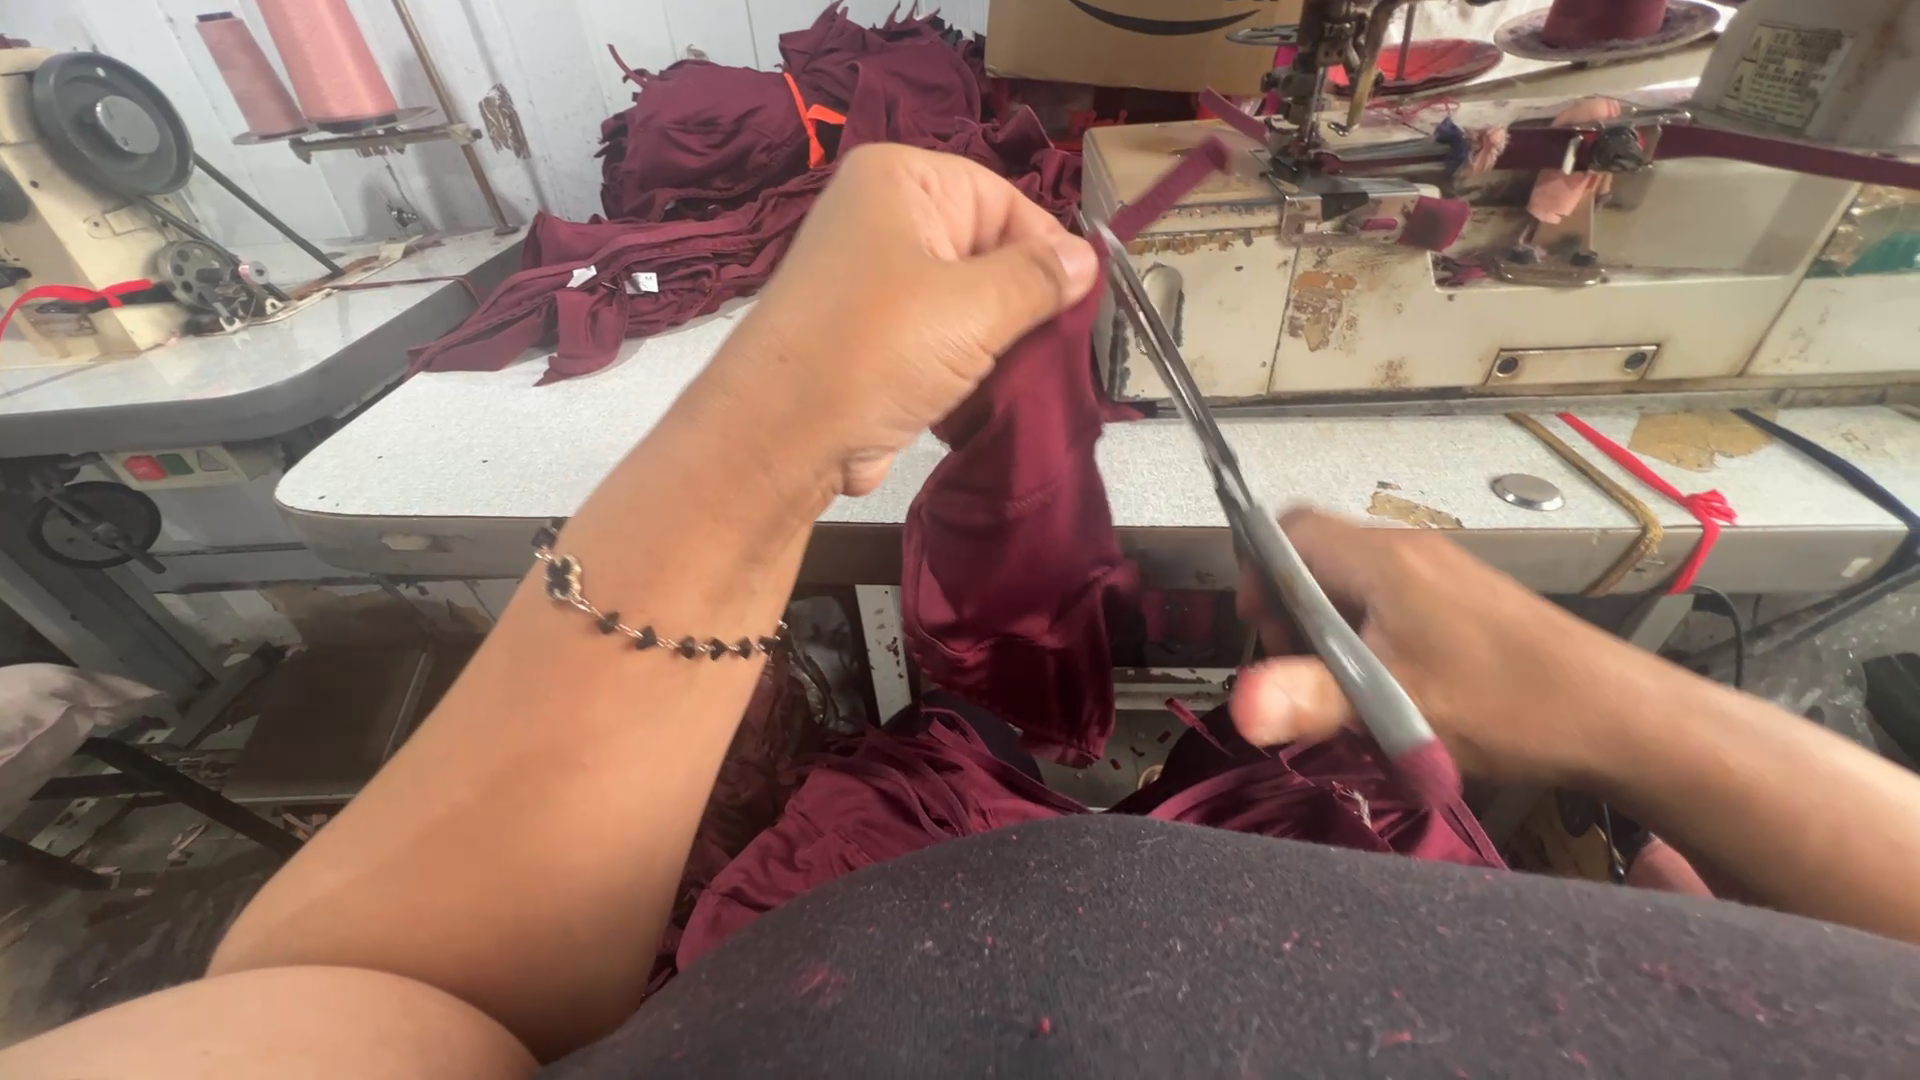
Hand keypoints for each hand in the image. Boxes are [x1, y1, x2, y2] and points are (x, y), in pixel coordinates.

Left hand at [707, 143, 1097, 496]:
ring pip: (964, 301)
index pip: (1002, 200)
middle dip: (1022, 300)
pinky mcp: (874, 340)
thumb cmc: (877, 350)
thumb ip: (1038, 279)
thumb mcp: (973, 308)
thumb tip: (1088, 259)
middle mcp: (884, 222)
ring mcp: (875, 285)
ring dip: (998, 338)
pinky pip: (939, 338)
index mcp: (901, 182)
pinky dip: (968, 362)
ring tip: (1030, 370)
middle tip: (1059, 345)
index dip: (1046, 249)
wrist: (786, 436)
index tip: (1079, 301)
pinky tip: (993, 389)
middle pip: (984, 250)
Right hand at [1229, 509, 1670, 783]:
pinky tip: (1385, 677)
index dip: (1258, 569)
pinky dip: (1363, 629)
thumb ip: (1310, 700)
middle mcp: (1406, 550)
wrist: (1624, 716)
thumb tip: (1239, 710)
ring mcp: (1437, 570)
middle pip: (1314, 553)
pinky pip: (1384, 594)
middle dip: (1289, 606)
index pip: (1290, 528)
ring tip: (1342, 678)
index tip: (1263, 626)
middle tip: (1301, 665)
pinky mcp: (1459, 594)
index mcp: (1382, 560)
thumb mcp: (1394, 705)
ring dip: (1327, 622)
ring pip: (1348, 578)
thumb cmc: (1503, 702)